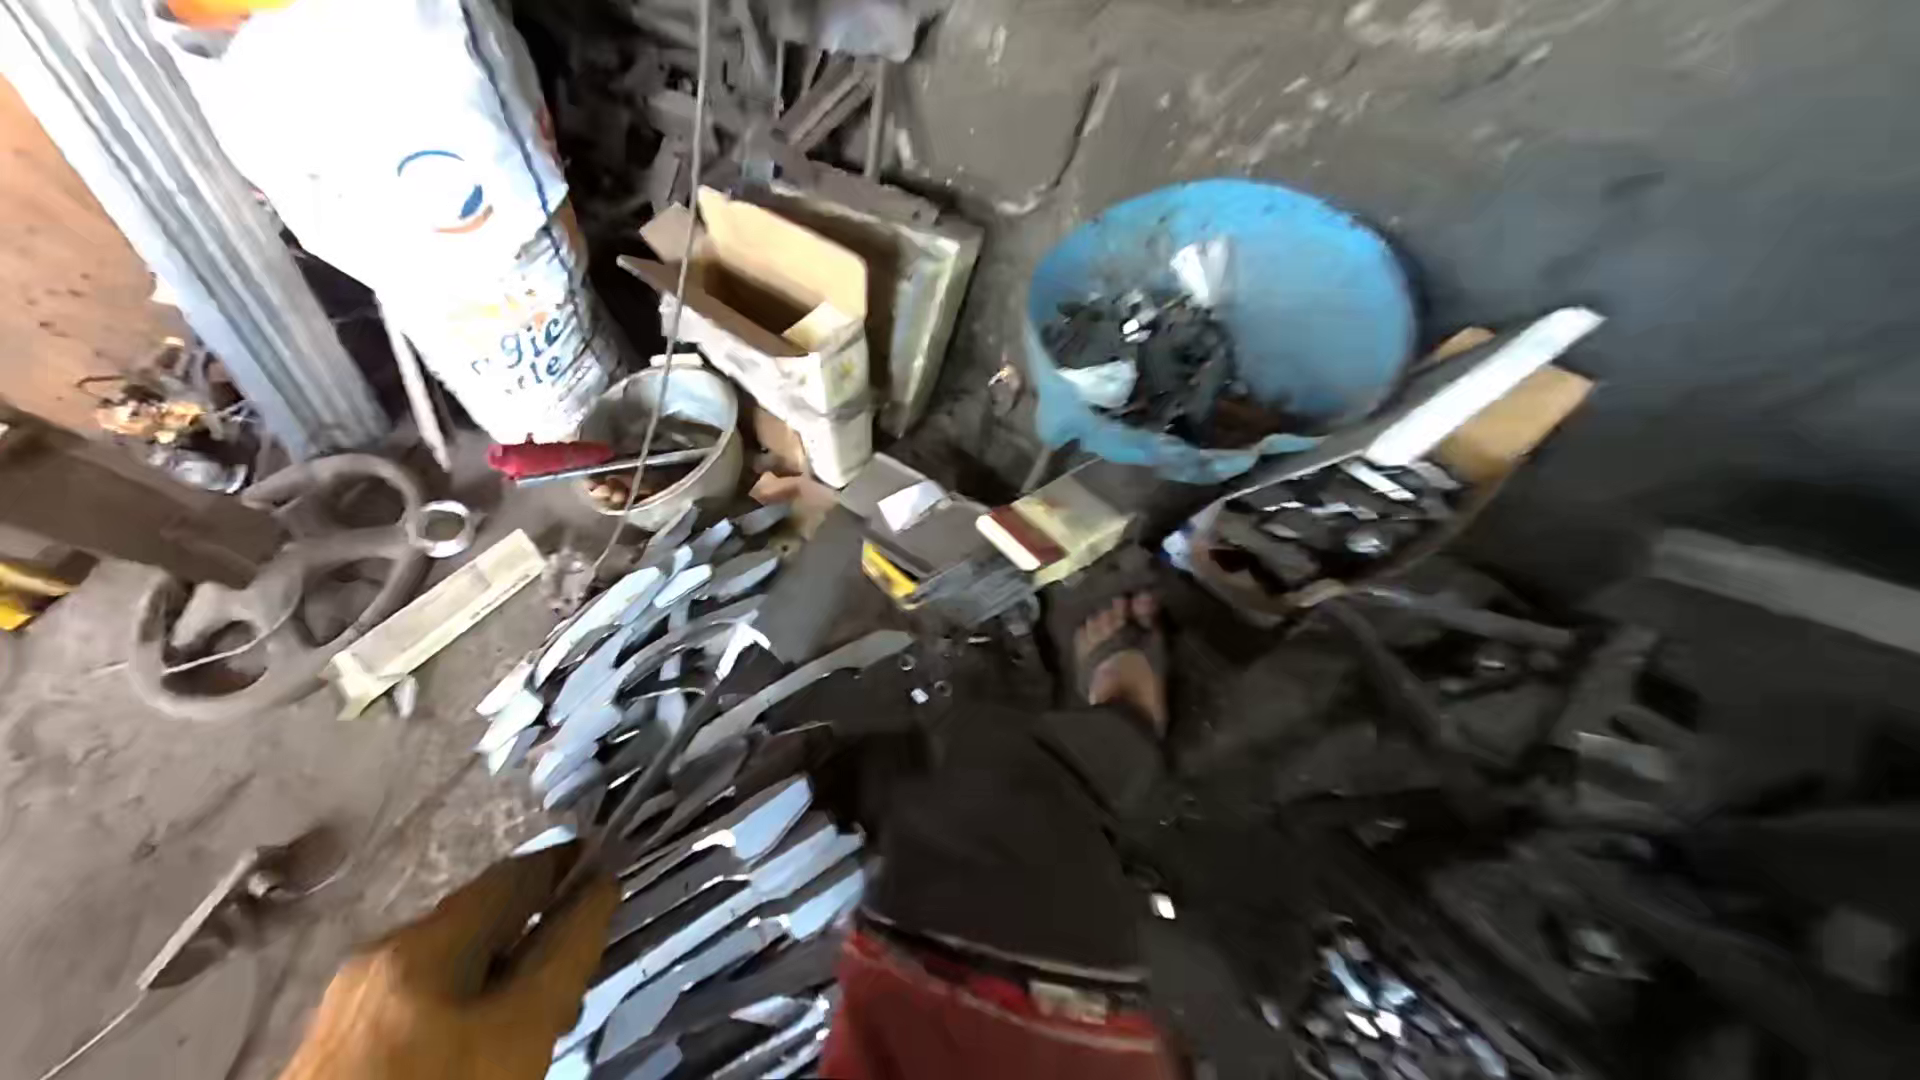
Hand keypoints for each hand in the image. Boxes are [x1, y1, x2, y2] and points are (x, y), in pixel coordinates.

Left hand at [278, 844, 618, 1079]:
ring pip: (455, 962)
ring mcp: (348, 1010)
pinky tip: (492, 1039)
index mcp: (420, 940)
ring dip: (509, 968)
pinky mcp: (335, 1058)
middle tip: (584, 956)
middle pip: (482, 917)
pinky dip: (472, 1002)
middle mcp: (378, 958)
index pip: (515, 874)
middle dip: (540, 926)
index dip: (568, 863)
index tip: (610, 869)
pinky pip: (425, 1001)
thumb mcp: (527, 1026)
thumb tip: (600, 887)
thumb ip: (570, 948)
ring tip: (547, 1008)